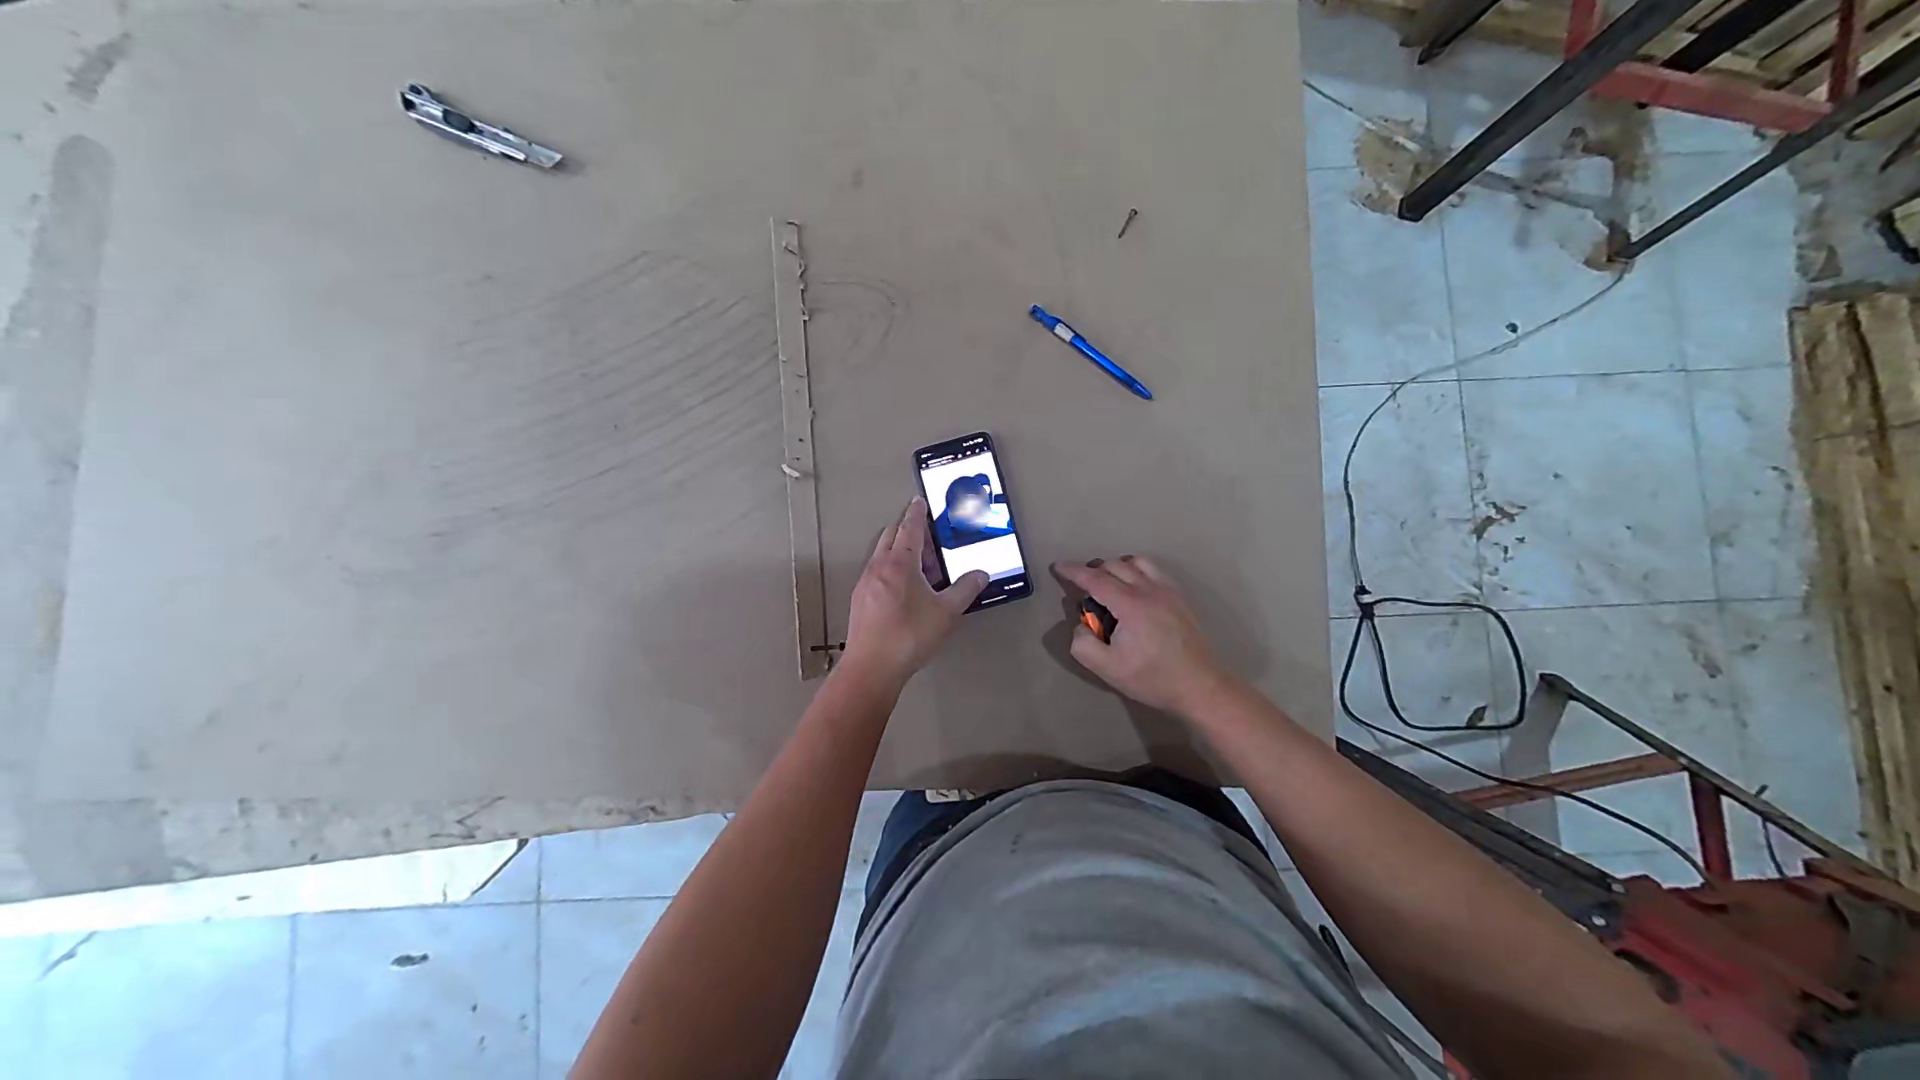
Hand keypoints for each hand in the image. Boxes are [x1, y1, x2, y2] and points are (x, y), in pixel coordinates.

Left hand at [842, 498, 988, 686]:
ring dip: (900, 554)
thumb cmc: (909, 635)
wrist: (872, 667)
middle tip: (930, 542)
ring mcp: (865, 584)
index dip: (917, 514)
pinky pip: (876, 575)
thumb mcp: (946, 612)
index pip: (909, 528)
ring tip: (922, 570)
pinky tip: (905, 592)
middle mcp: (878, 568)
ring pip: (882, 556)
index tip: (919, 502)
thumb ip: (965, 589)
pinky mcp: (860, 602)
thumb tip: (980, 575)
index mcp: (900, 563)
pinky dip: (891, 572)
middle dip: (909, 533)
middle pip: (891, 537)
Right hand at [1053, 556, 1232, 713]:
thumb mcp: (1108, 669)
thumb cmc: (1152, 678)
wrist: (1199, 686)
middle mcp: (1150, 590)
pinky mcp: (1180, 598)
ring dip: (1118, 567)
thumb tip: (1081, 625)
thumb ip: (1083, 644)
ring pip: (1138, 562)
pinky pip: (1155, 571)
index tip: (1058, 567)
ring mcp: (1169, 591)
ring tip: (1110, 586)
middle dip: (1094, 571)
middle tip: (1084, 589)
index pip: (1095, 579)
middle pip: (1115, 565)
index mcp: (1130, 605)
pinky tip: (1135, 590)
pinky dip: (1138, 571)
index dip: (1073, 571)